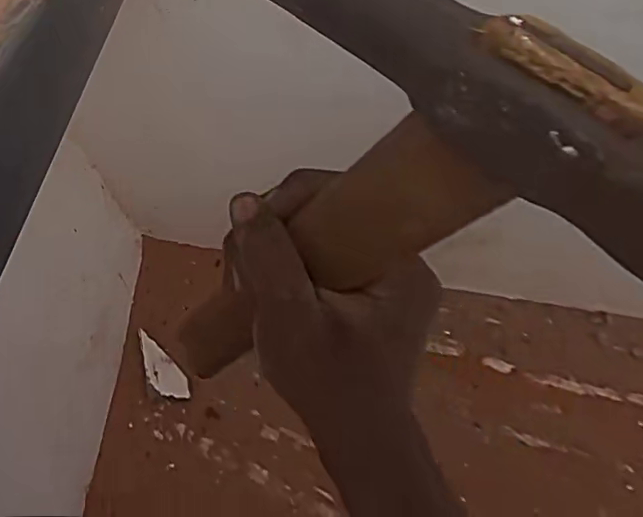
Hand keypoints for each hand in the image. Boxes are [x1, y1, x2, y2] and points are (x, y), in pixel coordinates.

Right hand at [228, 170, 461, 515]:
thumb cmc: (330, 389)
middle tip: (244, 267)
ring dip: (273, 248)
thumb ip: (269, 259)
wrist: (359, 447)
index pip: (341, 195)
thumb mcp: (292, 320)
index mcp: (398, 260)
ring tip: (249, 284)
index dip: (290, 201)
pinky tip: (266, 287)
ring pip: (316, 229)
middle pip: (323, 209)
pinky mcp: (365, 287)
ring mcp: (382, 272)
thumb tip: (244, 200)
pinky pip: (319, 250)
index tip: (253, 229)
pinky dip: (286, 261)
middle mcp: (398, 257)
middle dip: (273, 232)